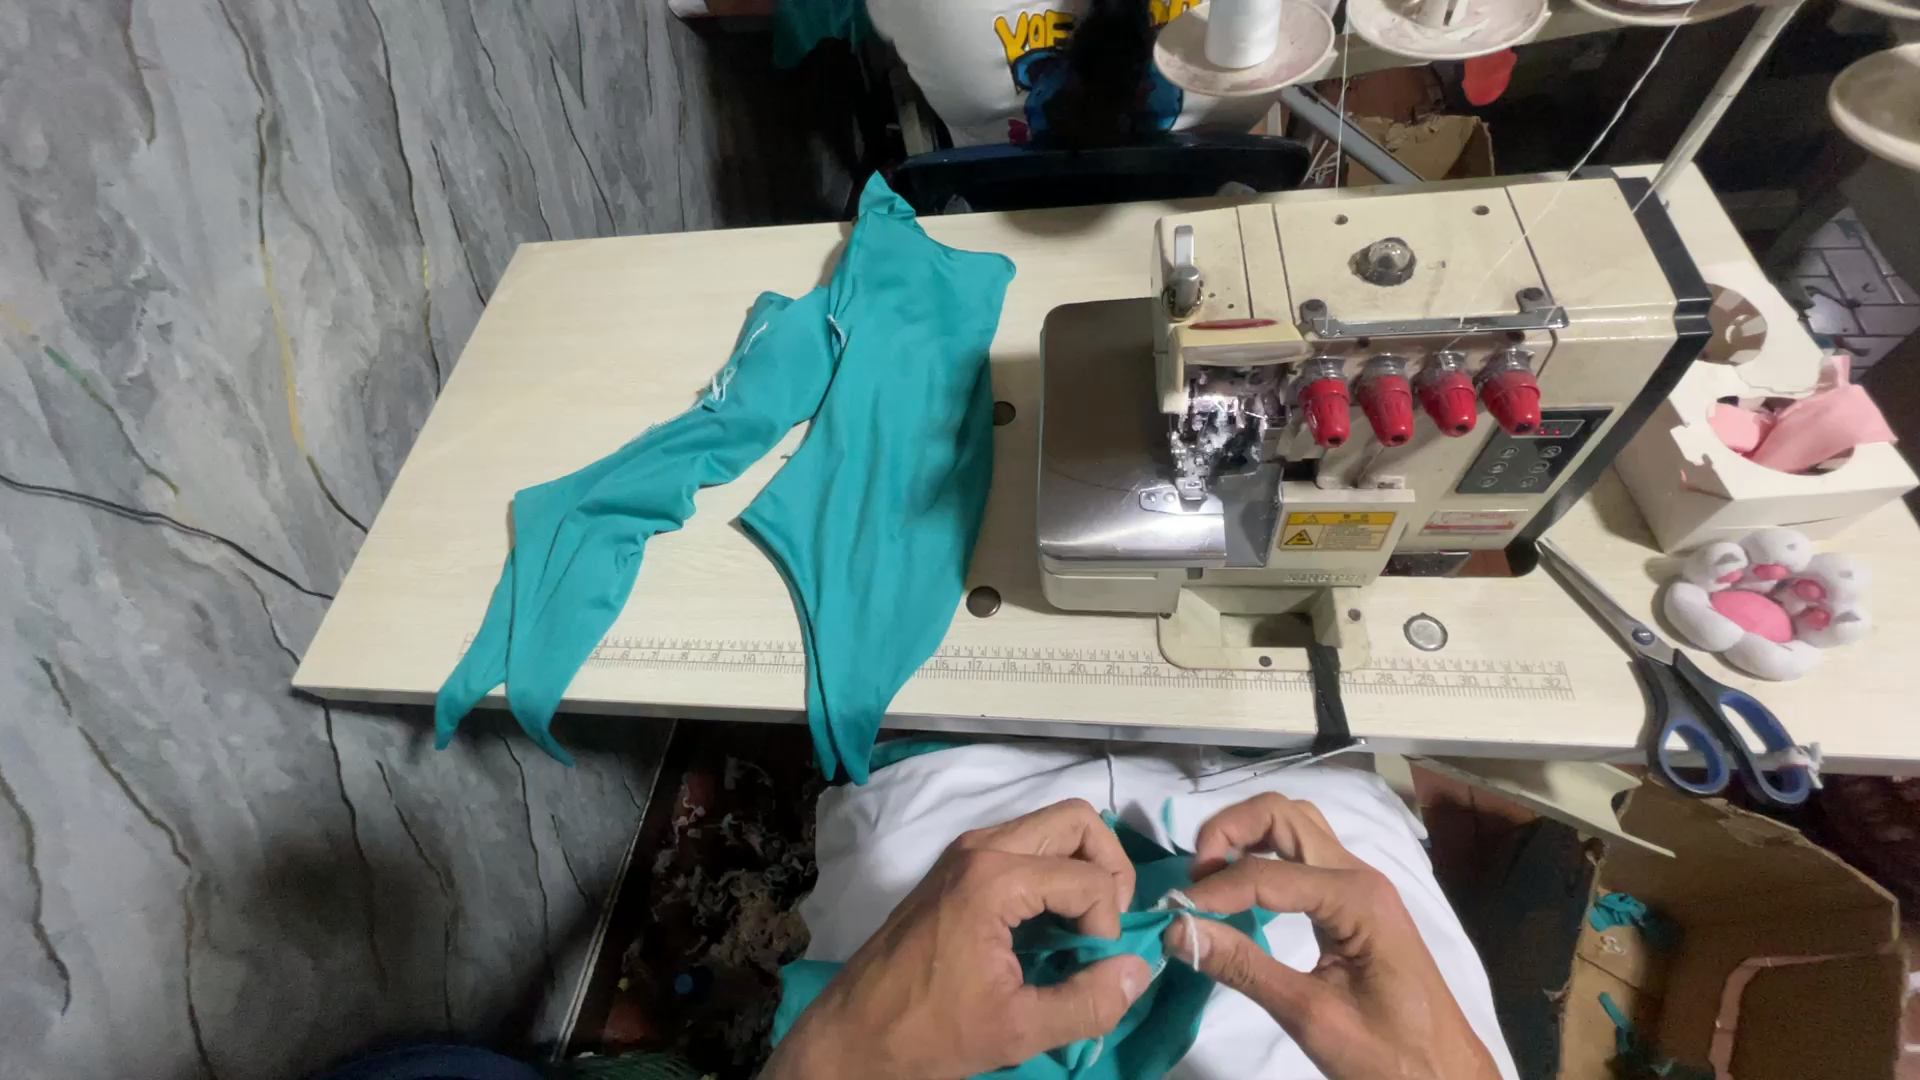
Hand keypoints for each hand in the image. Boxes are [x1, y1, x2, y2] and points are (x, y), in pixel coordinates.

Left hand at [764, 799, 1150, 1079]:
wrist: (855, 1029)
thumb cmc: (929, 1029)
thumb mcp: (1016, 1030)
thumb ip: (1087, 1003)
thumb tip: (1138, 971)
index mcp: (995, 878)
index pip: (1088, 877)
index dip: (1107, 924)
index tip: (1094, 967)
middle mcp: (983, 845)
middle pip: (1075, 819)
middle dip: (1108, 866)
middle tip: (1107, 923)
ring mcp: (969, 848)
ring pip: (1051, 824)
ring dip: (1081, 863)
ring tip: (1085, 923)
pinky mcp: (961, 861)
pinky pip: (1026, 841)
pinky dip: (1053, 867)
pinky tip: (1051, 919)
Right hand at [1165, 794, 1501, 1079]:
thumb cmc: (1393, 1060)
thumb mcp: (1313, 1019)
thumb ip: (1243, 967)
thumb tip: (1177, 931)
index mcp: (1356, 898)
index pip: (1266, 872)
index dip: (1214, 890)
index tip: (1175, 914)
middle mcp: (1358, 873)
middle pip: (1281, 814)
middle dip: (1228, 831)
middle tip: (1197, 875)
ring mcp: (1359, 881)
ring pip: (1292, 821)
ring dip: (1245, 834)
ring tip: (1213, 873)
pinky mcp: (1353, 897)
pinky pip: (1301, 847)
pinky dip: (1263, 850)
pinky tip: (1243, 883)